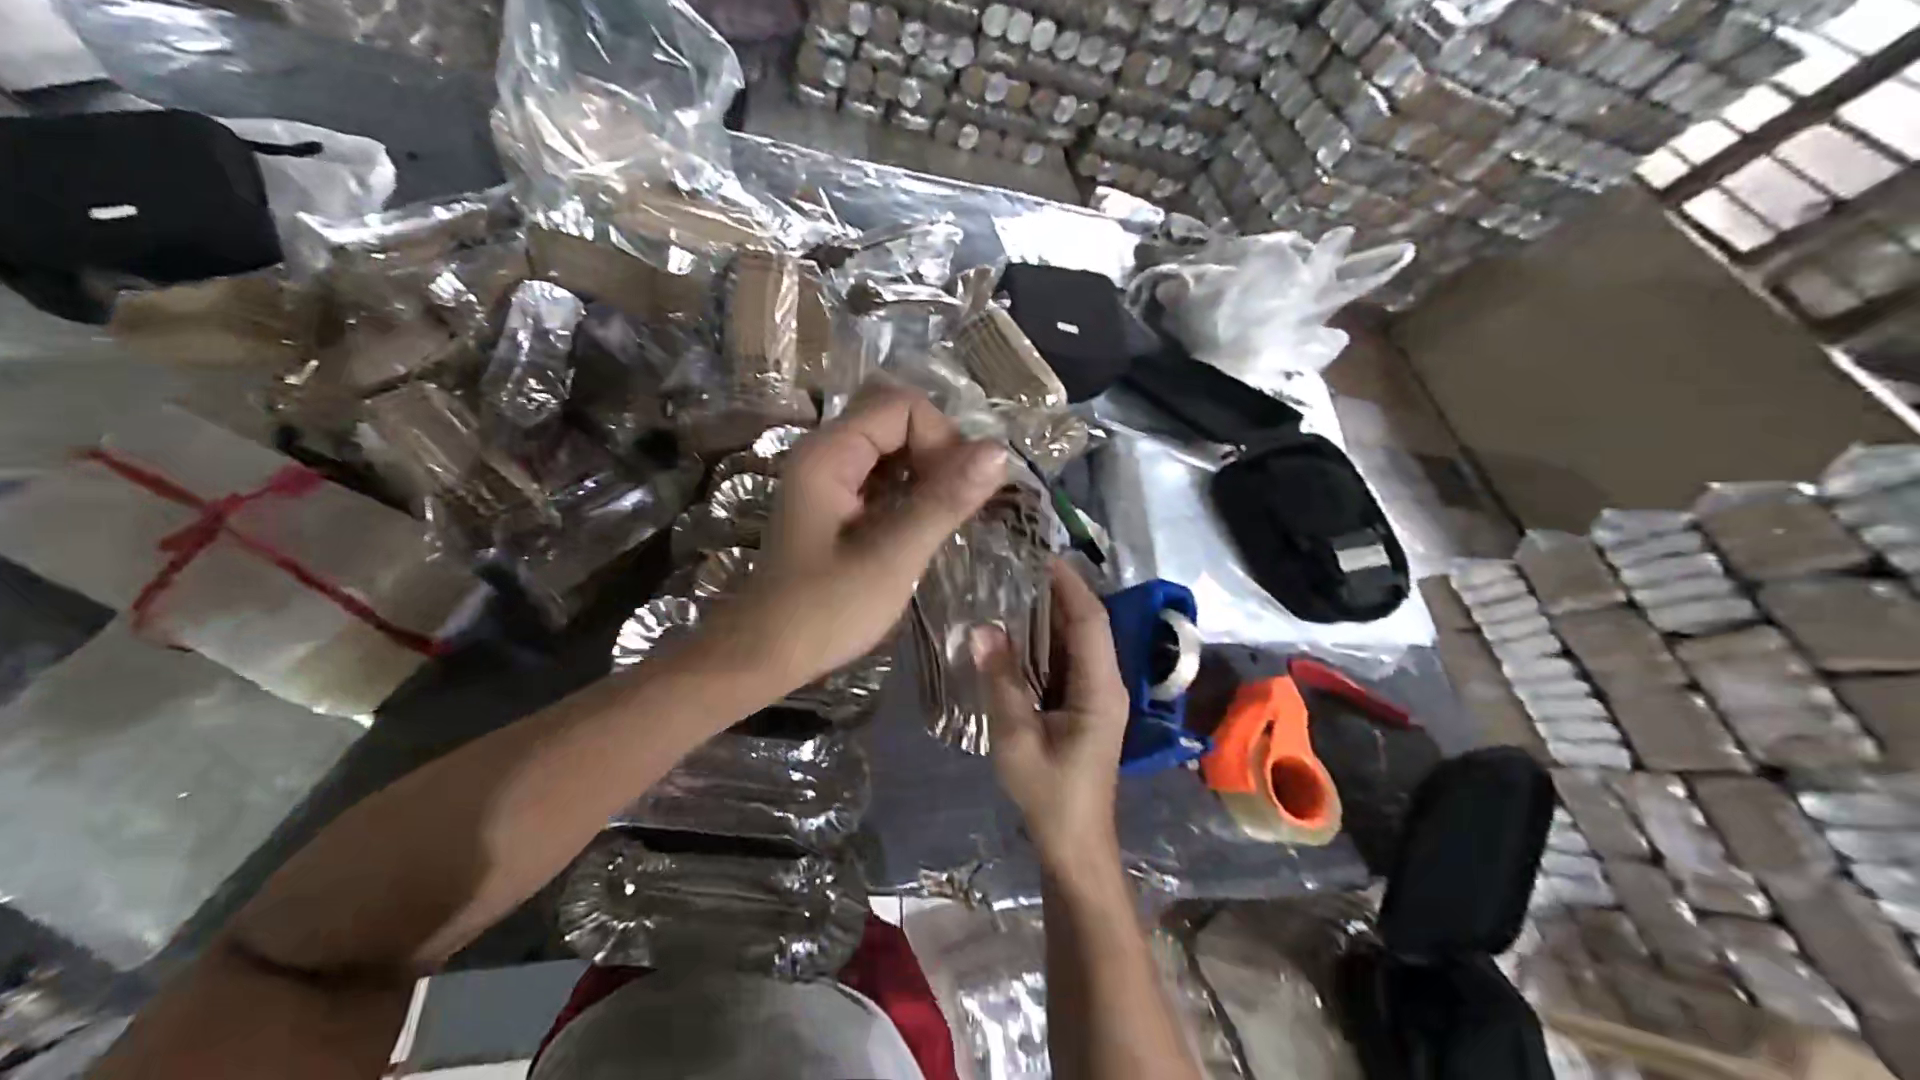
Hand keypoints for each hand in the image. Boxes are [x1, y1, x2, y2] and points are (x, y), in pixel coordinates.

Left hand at [716, 383, 1007, 690]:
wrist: (765, 654)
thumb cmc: (825, 611)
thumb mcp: (893, 558)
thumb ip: (943, 501)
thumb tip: (999, 451)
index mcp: (830, 454)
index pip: (902, 406)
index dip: (941, 438)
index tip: (957, 492)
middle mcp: (825, 452)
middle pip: (896, 417)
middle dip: (937, 450)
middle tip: (955, 503)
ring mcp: (828, 476)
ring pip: (892, 445)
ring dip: (927, 470)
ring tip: (945, 516)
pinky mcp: (835, 501)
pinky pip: (882, 473)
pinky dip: (911, 488)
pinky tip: (922, 524)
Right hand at [975, 559, 1129, 868]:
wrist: (1075, 841)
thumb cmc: (1049, 793)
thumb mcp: (1016, 738)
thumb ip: (1001, 682)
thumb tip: (982, 629)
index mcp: (1099, 689)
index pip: (1089, 621)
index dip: (1069, 585)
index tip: (1040, 556)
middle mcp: (1106, 684)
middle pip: (1087, 625)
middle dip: (1058, 593)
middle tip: (1017, 566)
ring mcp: (1098, 695)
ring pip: (1078, 642)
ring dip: (1051, 615)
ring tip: (1012, 588)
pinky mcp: (1085, 706)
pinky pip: (1069, 661)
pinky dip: (1046, 641)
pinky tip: (1017, 633)